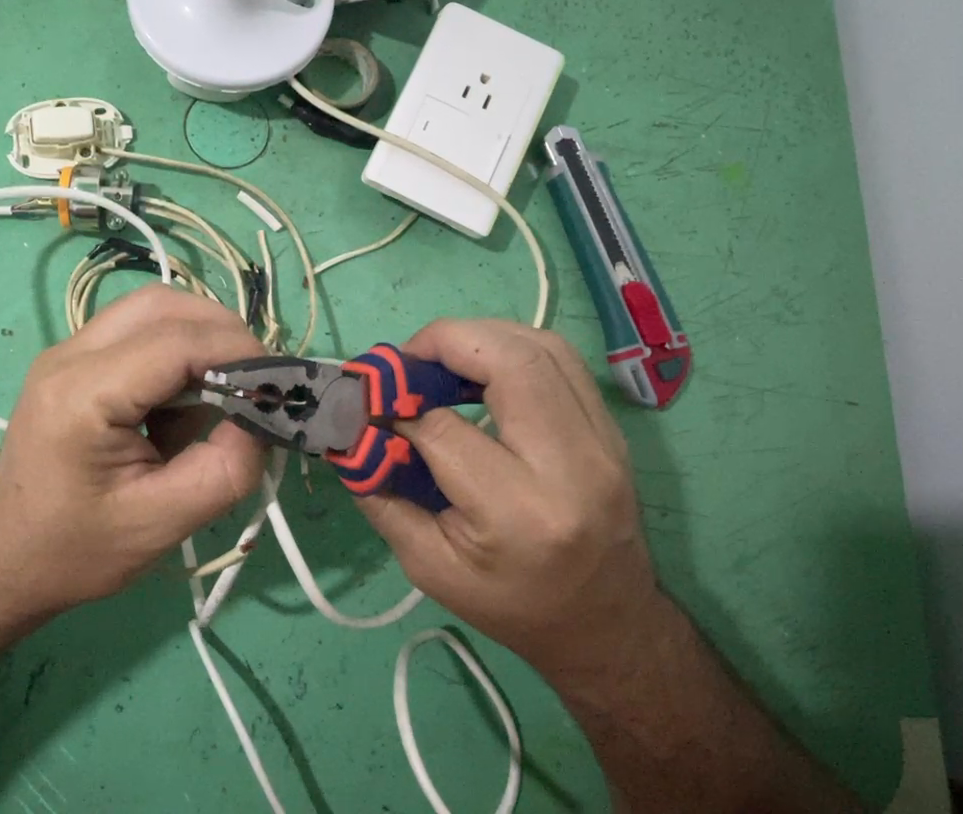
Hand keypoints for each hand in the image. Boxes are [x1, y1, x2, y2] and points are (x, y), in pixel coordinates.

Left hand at [0, 285, 268, 618]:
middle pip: (160, 306)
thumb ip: (224, 468)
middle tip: (254, 384)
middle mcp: (67, 356)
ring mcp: (65, 353)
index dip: (237, 352)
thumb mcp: (163, 523)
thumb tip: (261, 416)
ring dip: (196, 341)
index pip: (175, 341)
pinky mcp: (72, 362)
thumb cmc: (78, 550)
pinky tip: (179, 407)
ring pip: (148, 310)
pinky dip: (172, 354)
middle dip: (219, 334)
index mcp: (81, 395)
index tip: (278, 387)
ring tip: (217, 399)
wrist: (8, 559)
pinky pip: (134, 332)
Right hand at [355, 320, 659, 672]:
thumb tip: (350, 433)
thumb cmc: (510, 604)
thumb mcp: (427, 565)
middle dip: (445, 342)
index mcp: (519, 512)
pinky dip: (512, 349)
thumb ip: (382, 495)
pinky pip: (561, 361)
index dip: (397, 408)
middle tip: (406, 360)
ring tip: (440, 358)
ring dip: (480, 337)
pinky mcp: (612, 430)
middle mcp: (570, 466)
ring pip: (541, 347)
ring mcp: (602, 443)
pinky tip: (480, 367)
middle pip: (509, 362)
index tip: (371, 407)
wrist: (605, 625)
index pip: (444, 428)